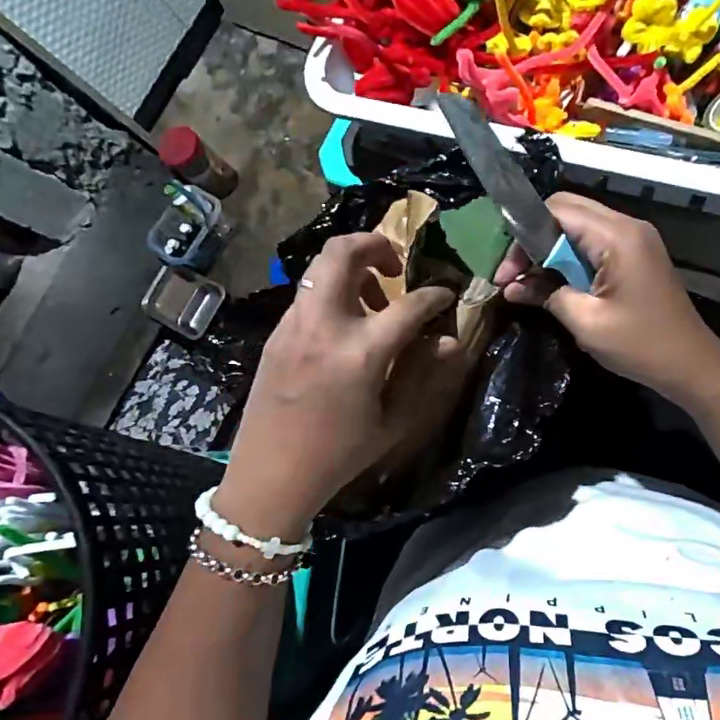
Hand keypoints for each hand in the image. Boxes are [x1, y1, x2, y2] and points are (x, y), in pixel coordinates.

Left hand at [216, 233, 465, 539]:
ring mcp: (294, 325)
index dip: (434, 295)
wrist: (270, 475)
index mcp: (360, 353)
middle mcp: (324, 326)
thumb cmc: (339, 455)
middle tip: (396, 266)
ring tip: (373, 301)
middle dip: (375, 244)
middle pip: (342, 253)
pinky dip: (332, 291)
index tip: (446, 295)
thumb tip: (449, 341)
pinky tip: (345, 327)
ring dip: (351, 268)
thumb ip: (422, 373)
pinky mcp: (276, 333)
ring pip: (319, 267)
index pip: (408, 304)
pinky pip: (307, 294)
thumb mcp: (393, 422)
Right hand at [497, 192, 719, 403]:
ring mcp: (635, 239)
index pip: (557, 209)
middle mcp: (627, 226)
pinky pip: (594, 244)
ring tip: (528, 284)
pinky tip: (555, 285)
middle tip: (513, 276)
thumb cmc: (640, 345)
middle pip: (567, 211)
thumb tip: (511, 287)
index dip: (524, 234)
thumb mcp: (586, 323)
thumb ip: (546, 295)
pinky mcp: (636, 256)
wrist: (691, 364)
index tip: (507, 272)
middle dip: (533, 240)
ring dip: (550, 251)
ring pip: (578, 228)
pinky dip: (570, 260)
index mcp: (617, 236)